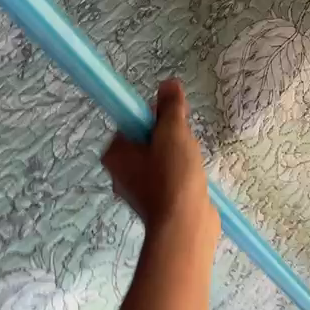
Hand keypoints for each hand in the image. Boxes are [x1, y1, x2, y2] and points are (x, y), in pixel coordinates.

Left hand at [101, 80, 218, 244]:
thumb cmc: (173, 177)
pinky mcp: (156, 201)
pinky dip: (181, 172)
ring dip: (179, 154)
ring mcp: (138, 188)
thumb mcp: (174, 133)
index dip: (156, 116)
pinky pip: (168, 175)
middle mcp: (120, 171)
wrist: (184, 227)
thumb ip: (171, 107)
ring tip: (191, 162)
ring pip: (160, 156)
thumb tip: (168, 83)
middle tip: (185, 144)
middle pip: (147, 138)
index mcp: (115, 153)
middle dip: (171, 137)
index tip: (175, 122)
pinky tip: (194, 177)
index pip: (133, 120)